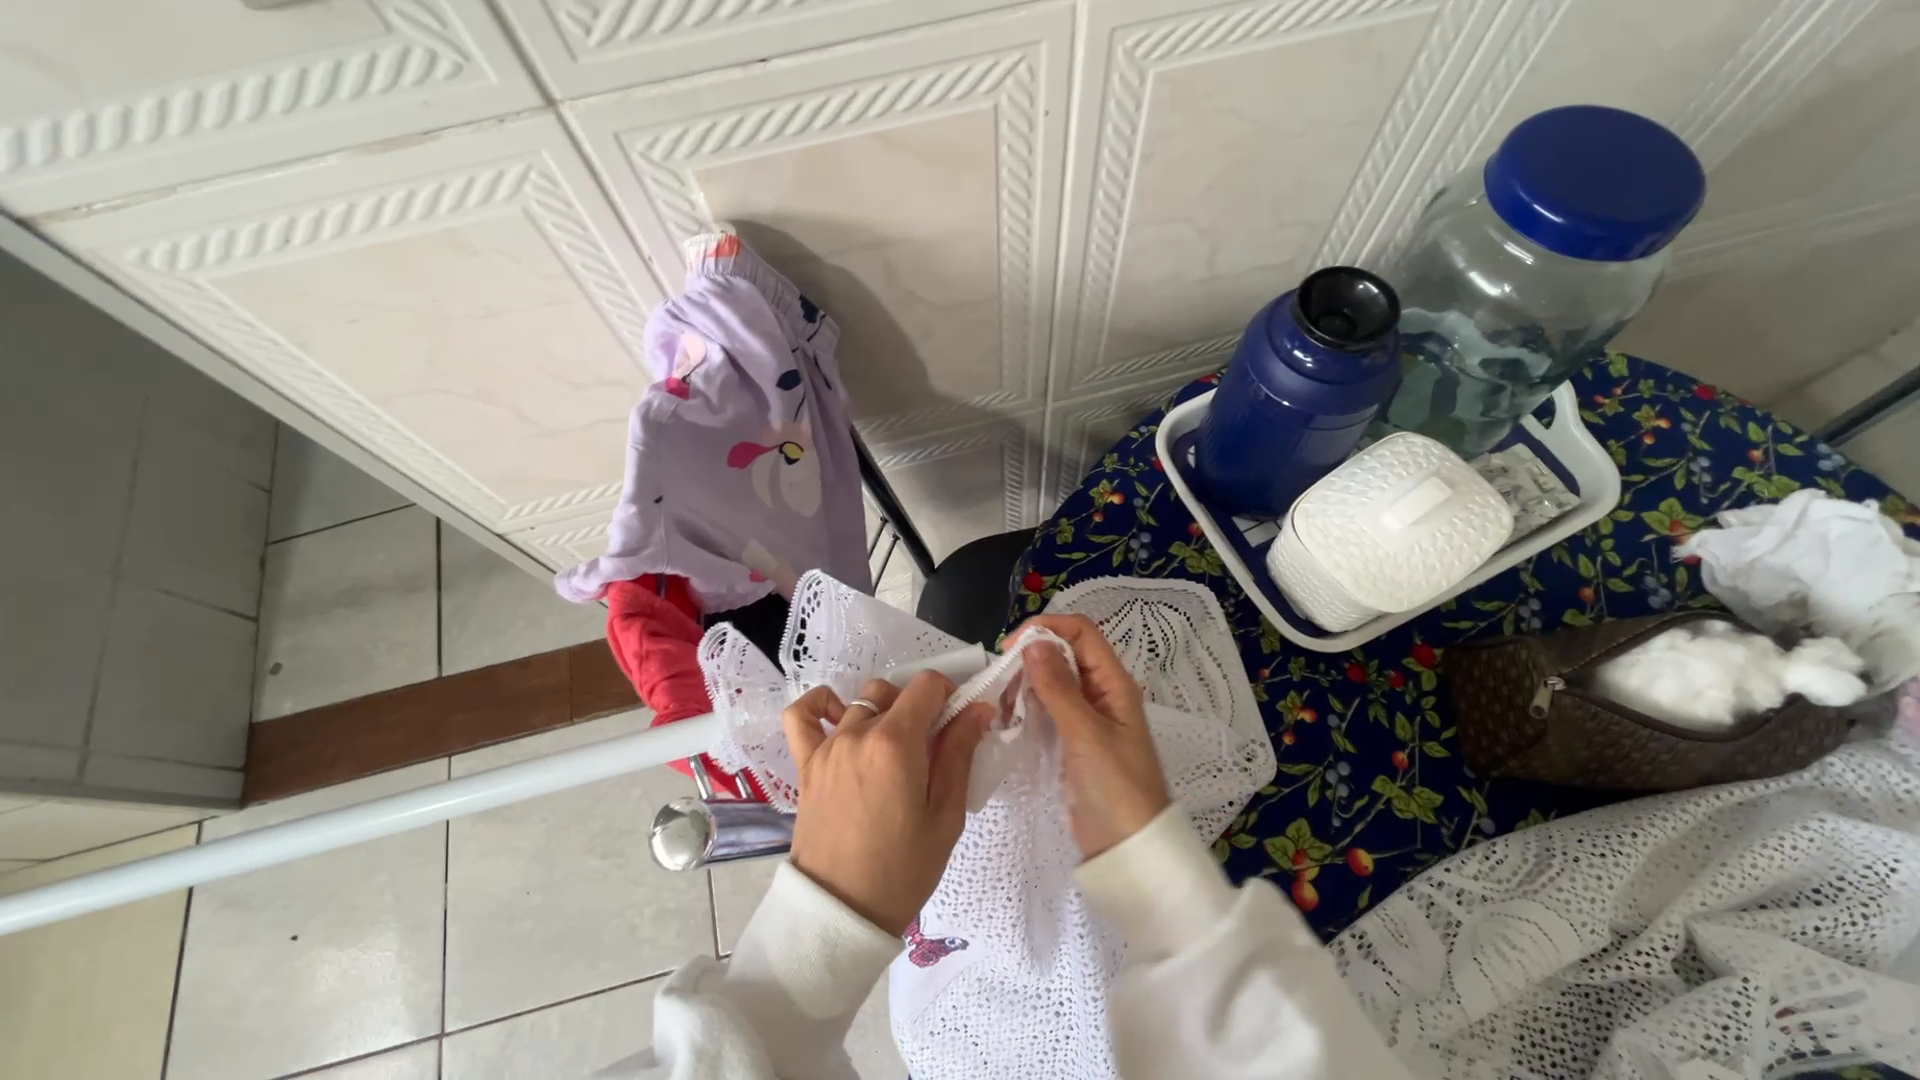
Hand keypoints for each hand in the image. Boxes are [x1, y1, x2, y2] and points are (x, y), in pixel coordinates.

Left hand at [781, 672, 992, 935]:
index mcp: (895, 743)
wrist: (841, 912)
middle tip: (935, 745)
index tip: (960, 722)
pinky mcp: (806, 765)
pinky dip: (820, 705)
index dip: (950, 695)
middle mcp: (857, 733)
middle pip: (895, 692)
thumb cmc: (902, 870)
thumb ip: (960, 754)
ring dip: (885, 712)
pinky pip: (801, 716)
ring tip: (897, 748)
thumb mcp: (945, 816)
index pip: (927, 686)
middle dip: (921, 706)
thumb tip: (978, 709)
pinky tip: (840, 717)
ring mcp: (827, 747)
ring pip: (860, 702)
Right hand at [1013, 615, 1171, 857]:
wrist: (1128, 847)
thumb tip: (1033, 643)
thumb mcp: (1086, 734)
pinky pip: (1048, 710)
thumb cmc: (1115, 787)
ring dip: (1026, 683)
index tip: (1011, 646)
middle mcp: (1102, 694)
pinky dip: (1028, 707)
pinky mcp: (1073, 741)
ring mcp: (1087, 718)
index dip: (1048, 628)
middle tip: (1002, 680)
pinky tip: (1009, 719)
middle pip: (1064, 654)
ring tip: (1003, 704)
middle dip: (1031, 656)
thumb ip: (1059, 688)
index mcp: (1115, 684)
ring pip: (1052, 682)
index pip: (1082, 633)